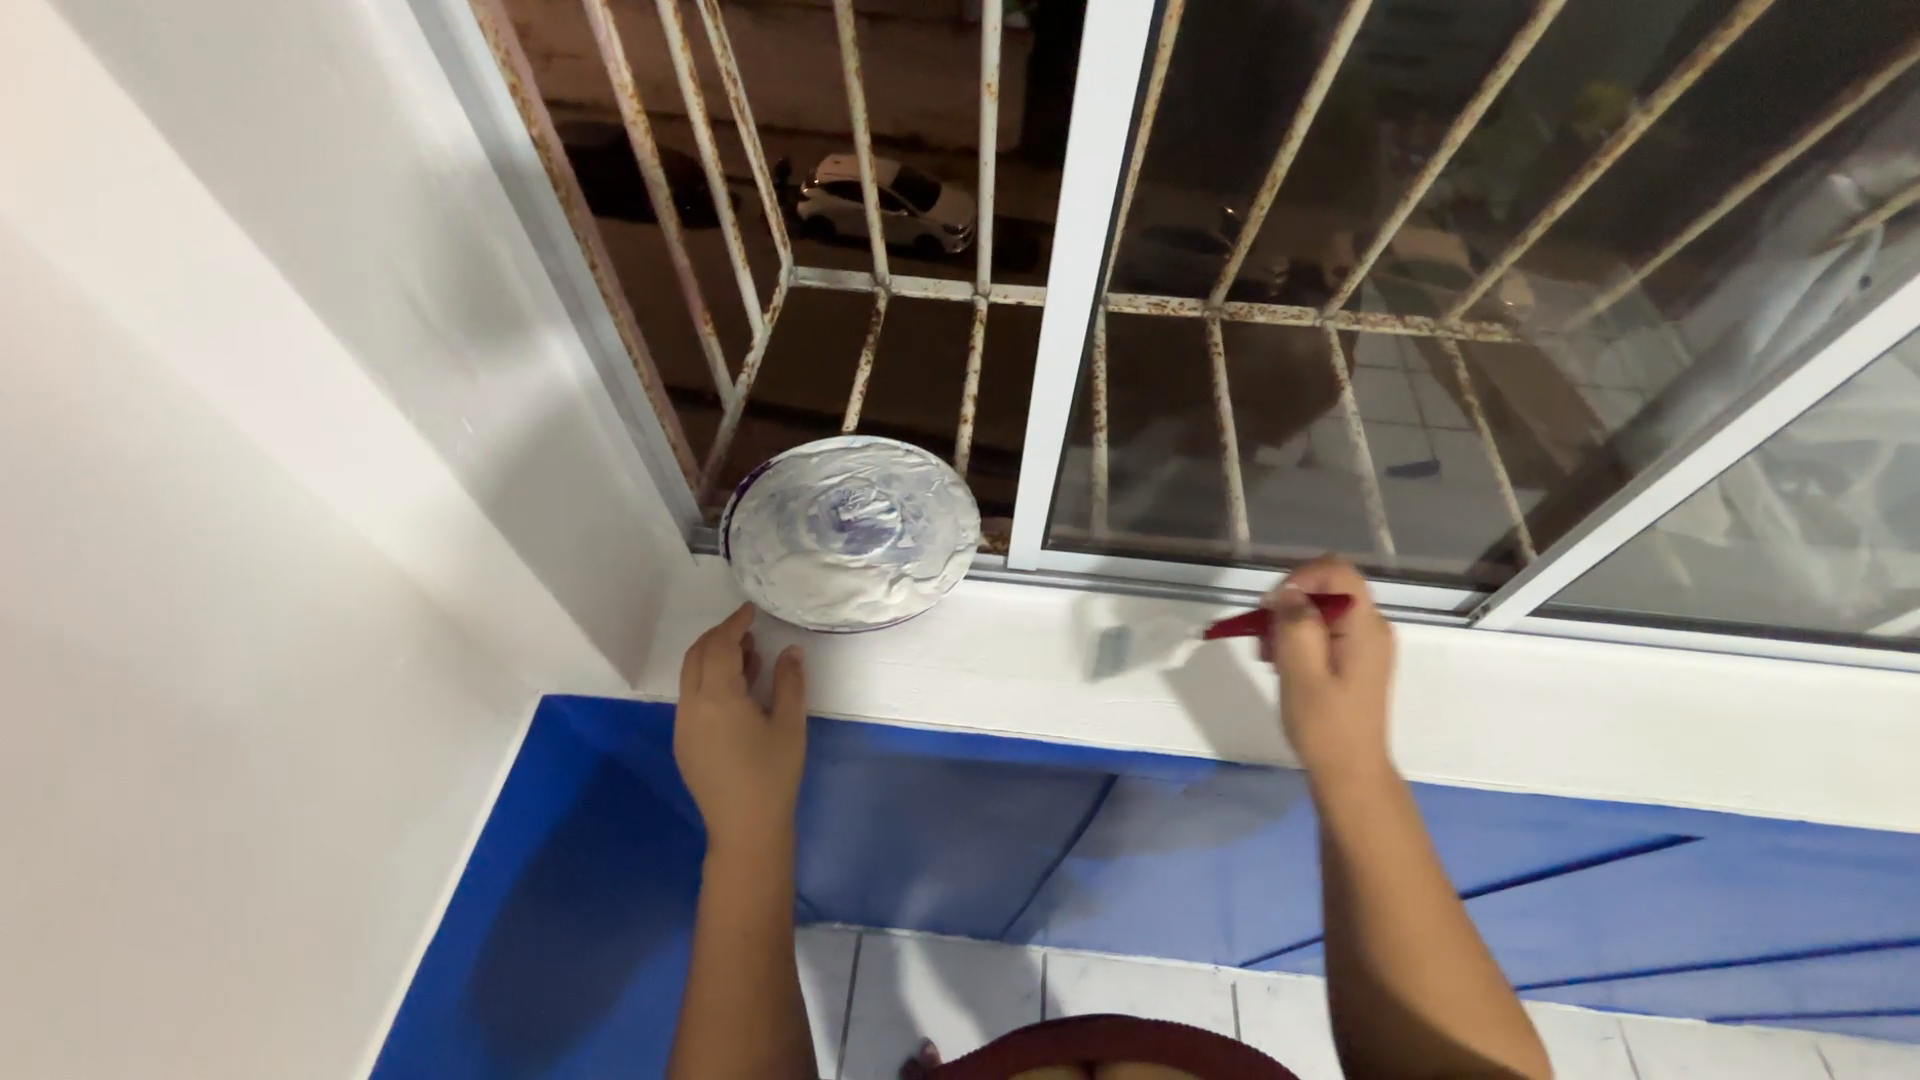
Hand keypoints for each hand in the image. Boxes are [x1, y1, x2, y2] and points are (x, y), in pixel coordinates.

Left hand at [675, 603, 807, 853]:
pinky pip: (692, 696)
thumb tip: (790, 651)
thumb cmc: (774, 775)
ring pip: (691, 676)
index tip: (751, 610)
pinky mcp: (684, 741)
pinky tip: (738, 689)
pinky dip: (710, 680)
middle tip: (749, 629)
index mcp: (718, 698)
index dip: (735, 624)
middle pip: (697, 655)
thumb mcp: (790, 724)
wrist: (746, 828)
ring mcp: (683, 724)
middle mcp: (692, 706)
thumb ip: (789, 681)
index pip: (720, 646)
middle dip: (720, 636)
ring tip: (749, 655)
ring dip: (714, 657)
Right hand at [1261, 555, 1395, 780]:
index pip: (1336, 571)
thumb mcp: (1301, 673)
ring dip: (1288, 624)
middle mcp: (1372, 628)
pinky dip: (1298, 639)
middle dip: (1288, 604)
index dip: (1300, 578)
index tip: (1272, 608)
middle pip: (1327, 588)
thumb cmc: (1325, 726)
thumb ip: (1296, 625)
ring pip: (1321, 610)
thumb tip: (1289, 592)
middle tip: (1264, 640)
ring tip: (1270, 658)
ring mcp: (1365, 644)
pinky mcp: (1355, 660)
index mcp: (1365, 627)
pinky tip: (1283, 665)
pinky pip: (1324, 631)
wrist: (1350, 773)